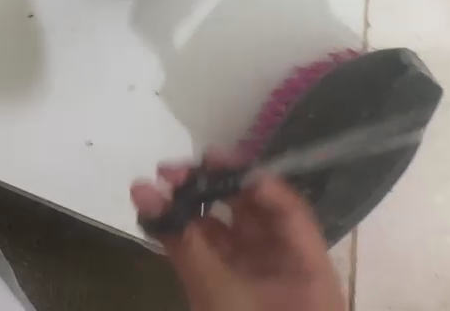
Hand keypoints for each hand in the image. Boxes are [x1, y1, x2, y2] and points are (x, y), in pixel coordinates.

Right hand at [131, 161, 346, 310]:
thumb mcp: (225, 299)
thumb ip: (183, 241)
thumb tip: (141, 186)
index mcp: (308, 274)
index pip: (286, 210)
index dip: (252, 177)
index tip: (208, 154)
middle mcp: (283, 271)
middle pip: (251, 213)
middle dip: (210, 185)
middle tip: (170, 169)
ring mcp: (251, 283)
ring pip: (222, 229)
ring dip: (188, 205)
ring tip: (152, 188)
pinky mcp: (223, 294)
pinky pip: (201, 250)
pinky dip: (177, 230)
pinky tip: (152, 215)